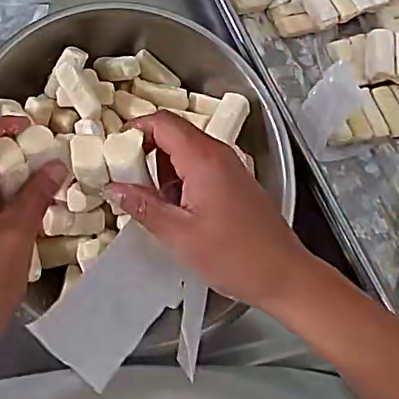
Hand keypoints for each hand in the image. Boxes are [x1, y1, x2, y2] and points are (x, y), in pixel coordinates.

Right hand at [109, 112, 319, 310]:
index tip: (114, 149)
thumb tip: (114, 188)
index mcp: (203, 158)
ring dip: (162, 169)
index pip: (161, 122)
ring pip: (183, 150)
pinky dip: (180, 179)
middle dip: (145, 152)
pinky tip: (177, 210)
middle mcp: (218, 153)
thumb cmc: (236, 257)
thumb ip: (143, 206)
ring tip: (154, 202)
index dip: (134, 129)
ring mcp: (228, 165)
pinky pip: (198, 165)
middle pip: (172, 132)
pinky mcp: (233, 180)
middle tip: (127, 179)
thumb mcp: (180, 234)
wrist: (284, 276)